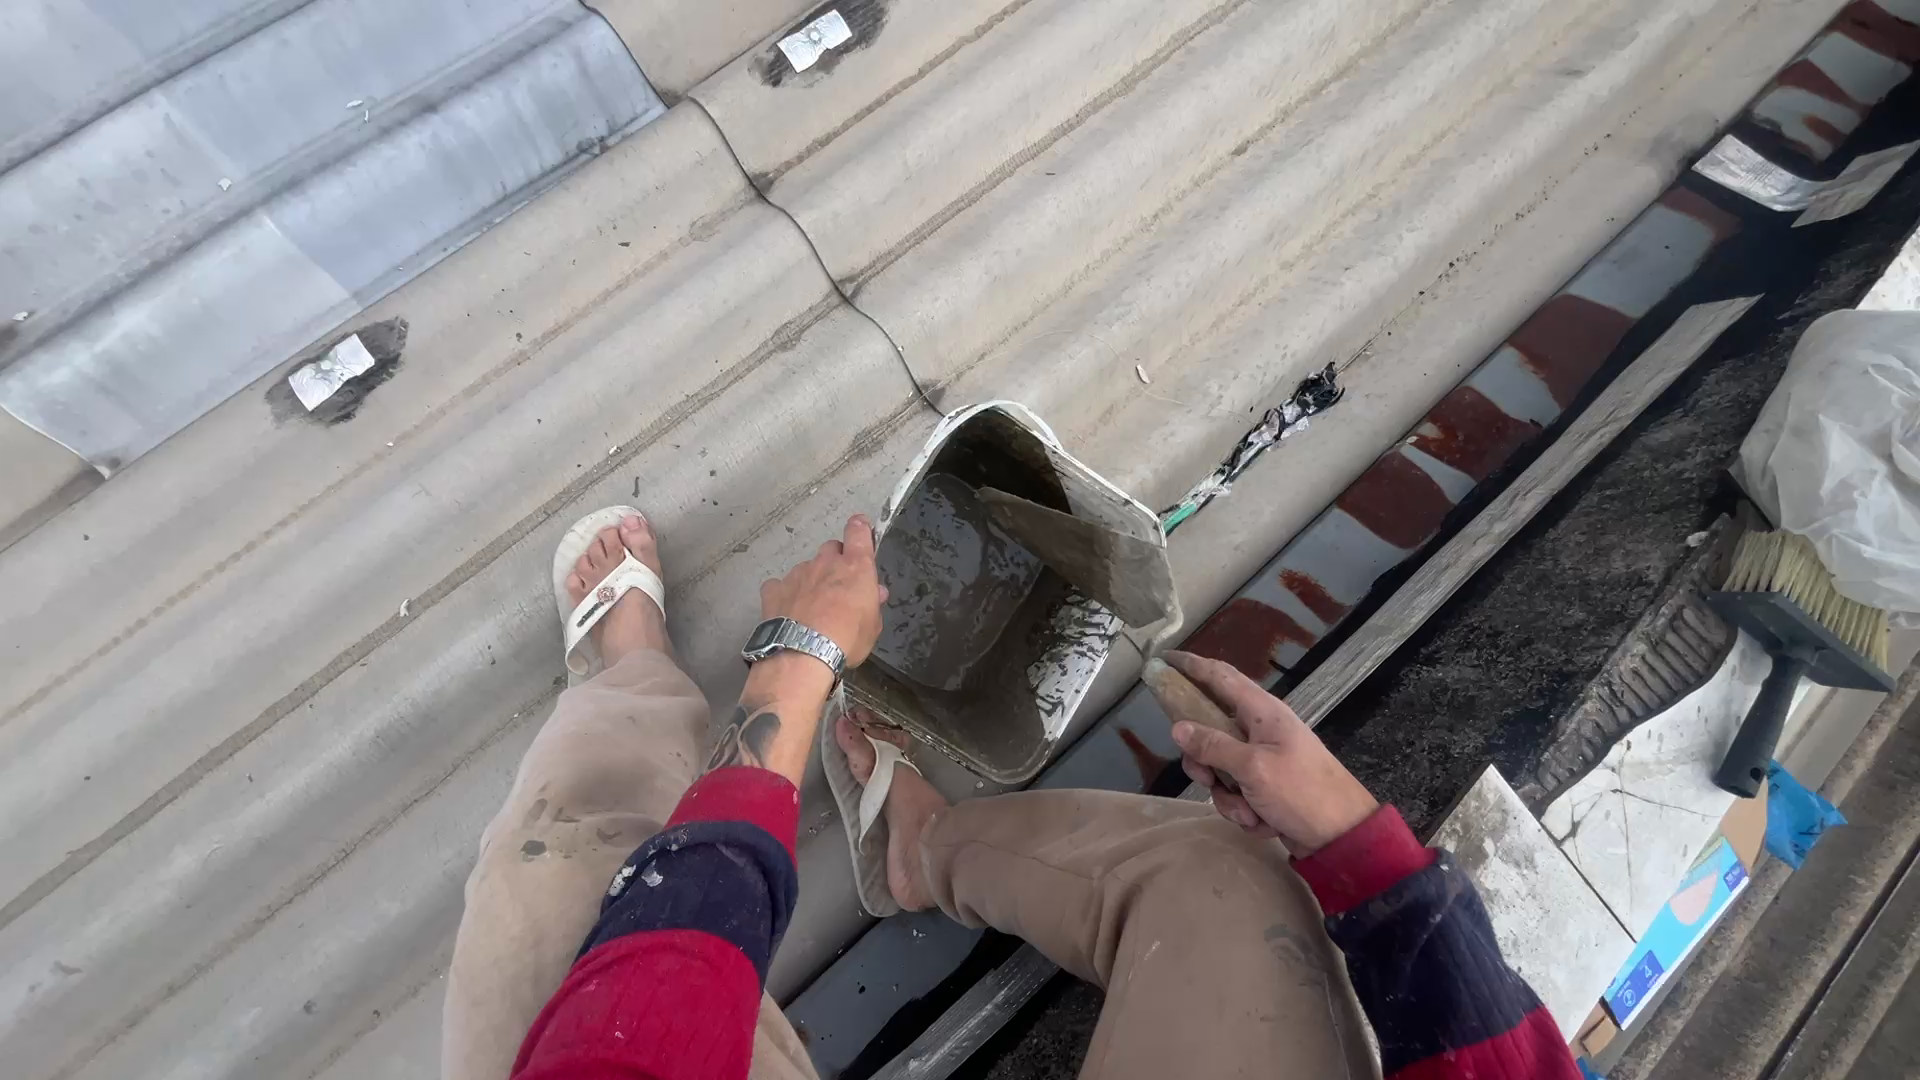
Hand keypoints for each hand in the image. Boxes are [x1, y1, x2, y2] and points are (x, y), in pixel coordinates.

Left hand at [758, 514, 887, 666]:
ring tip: (813, 609)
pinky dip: (786, 594)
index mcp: (855, 567)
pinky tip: (789, 612)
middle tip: (839, 586)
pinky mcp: (775, 589)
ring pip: (807, 568)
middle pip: (831, 549)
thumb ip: (874, 605)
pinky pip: (781, 585)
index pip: (858, 532)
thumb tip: (876, 593)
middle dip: (836, 562)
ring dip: (812, 581)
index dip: (860, 528)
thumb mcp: (873, 626)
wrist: (804, 654)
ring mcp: (798, 574)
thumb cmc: (847, 639)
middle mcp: (826, 563)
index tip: (861, 527)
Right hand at [1162, 650, 1377, 855]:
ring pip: (1218, 766)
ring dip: (1227, 795)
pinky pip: (1235, 791)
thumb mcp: (1252, 768)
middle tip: (1204, 778)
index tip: (1163, 660)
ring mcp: (1261, 759)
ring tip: (1248, 811)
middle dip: (1202, 760)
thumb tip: (1177, 728)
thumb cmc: (1303, 793)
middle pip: (1209, 729)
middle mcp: (1259, 729)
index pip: (1219, 676)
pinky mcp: (1264, 786)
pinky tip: (1263, 822)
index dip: (1190, 665)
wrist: (1345, 839)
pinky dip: (1244, 809)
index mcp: (1261, 712)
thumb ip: (1212, 746)